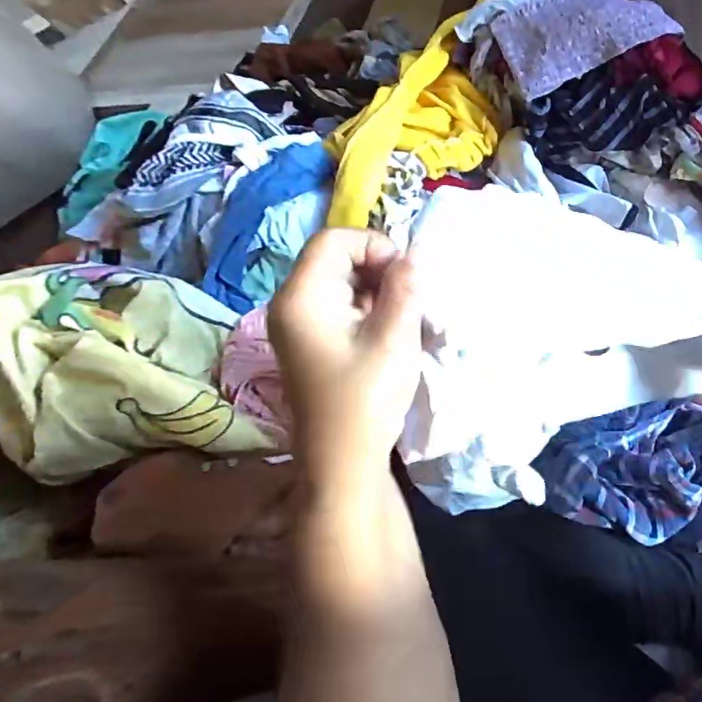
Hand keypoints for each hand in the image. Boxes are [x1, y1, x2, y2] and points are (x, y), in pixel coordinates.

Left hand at [268, 229, 422, 479]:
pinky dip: (367, 305)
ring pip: (340, 279)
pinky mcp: (311, 340)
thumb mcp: (394, 337)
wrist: (342, 461)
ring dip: (376, 287)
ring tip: (402, 315)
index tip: (404, 275)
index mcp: (302, 298)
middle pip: (335, 256)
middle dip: (377, 266)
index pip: (334, 240)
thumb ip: (404, 288)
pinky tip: (387, 330)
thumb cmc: (366, 398)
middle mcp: (290, 304)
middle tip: (408, 296)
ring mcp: (298, 323)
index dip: (374, 245)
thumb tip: (411, 257)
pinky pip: (338, 302)